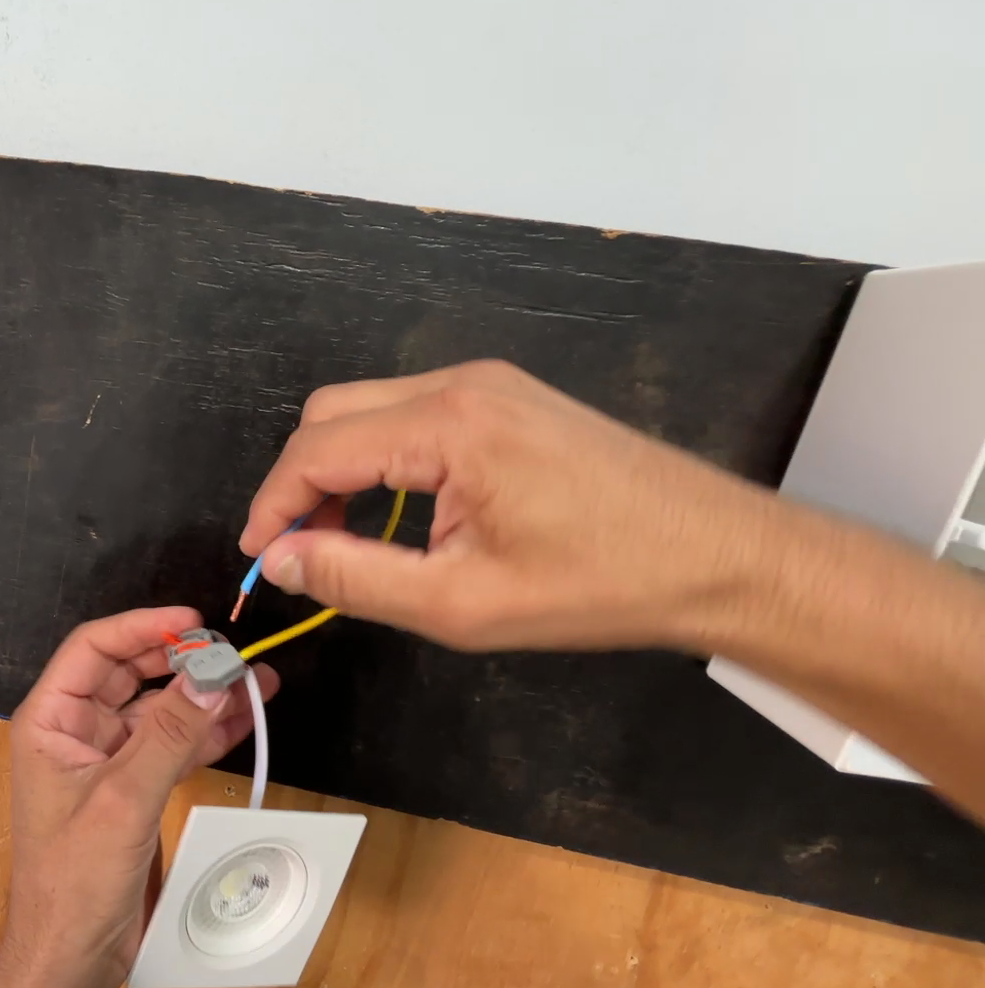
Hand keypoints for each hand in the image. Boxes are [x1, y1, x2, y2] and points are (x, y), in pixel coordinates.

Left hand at [0, 608, 277, 987]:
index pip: (94, 649)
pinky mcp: (134, 786)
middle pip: (129, 673)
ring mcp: (107, 758)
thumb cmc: (77, 876)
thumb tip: (214, 674)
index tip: (193, 622)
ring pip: (158, 709)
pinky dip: (207, 734)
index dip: (142, 628)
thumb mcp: (123, 799)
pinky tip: (246, 719)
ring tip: (257, 681)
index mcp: (51, 718)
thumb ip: (170, 734)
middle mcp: (76, 729)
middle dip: (179, 660)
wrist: (73, 959)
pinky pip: (172, 746)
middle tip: (232, 652)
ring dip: (203, 696)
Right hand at [238, 360, 782, 652]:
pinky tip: (390, 508)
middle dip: (296, 481)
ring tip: (337, 535)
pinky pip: (403, 414)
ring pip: (362, 409)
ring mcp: (484, 384)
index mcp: (446, 426)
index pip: (316, 450)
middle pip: (328, 414)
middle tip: (297, 547)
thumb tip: (276, 560)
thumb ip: (352, 578)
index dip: (271, 503)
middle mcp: (457, 385)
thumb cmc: (598, 587)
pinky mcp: (502, 397)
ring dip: (333, 469)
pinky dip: (373, 458)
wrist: (730, 558)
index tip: (257, 556)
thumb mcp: (459, 604)